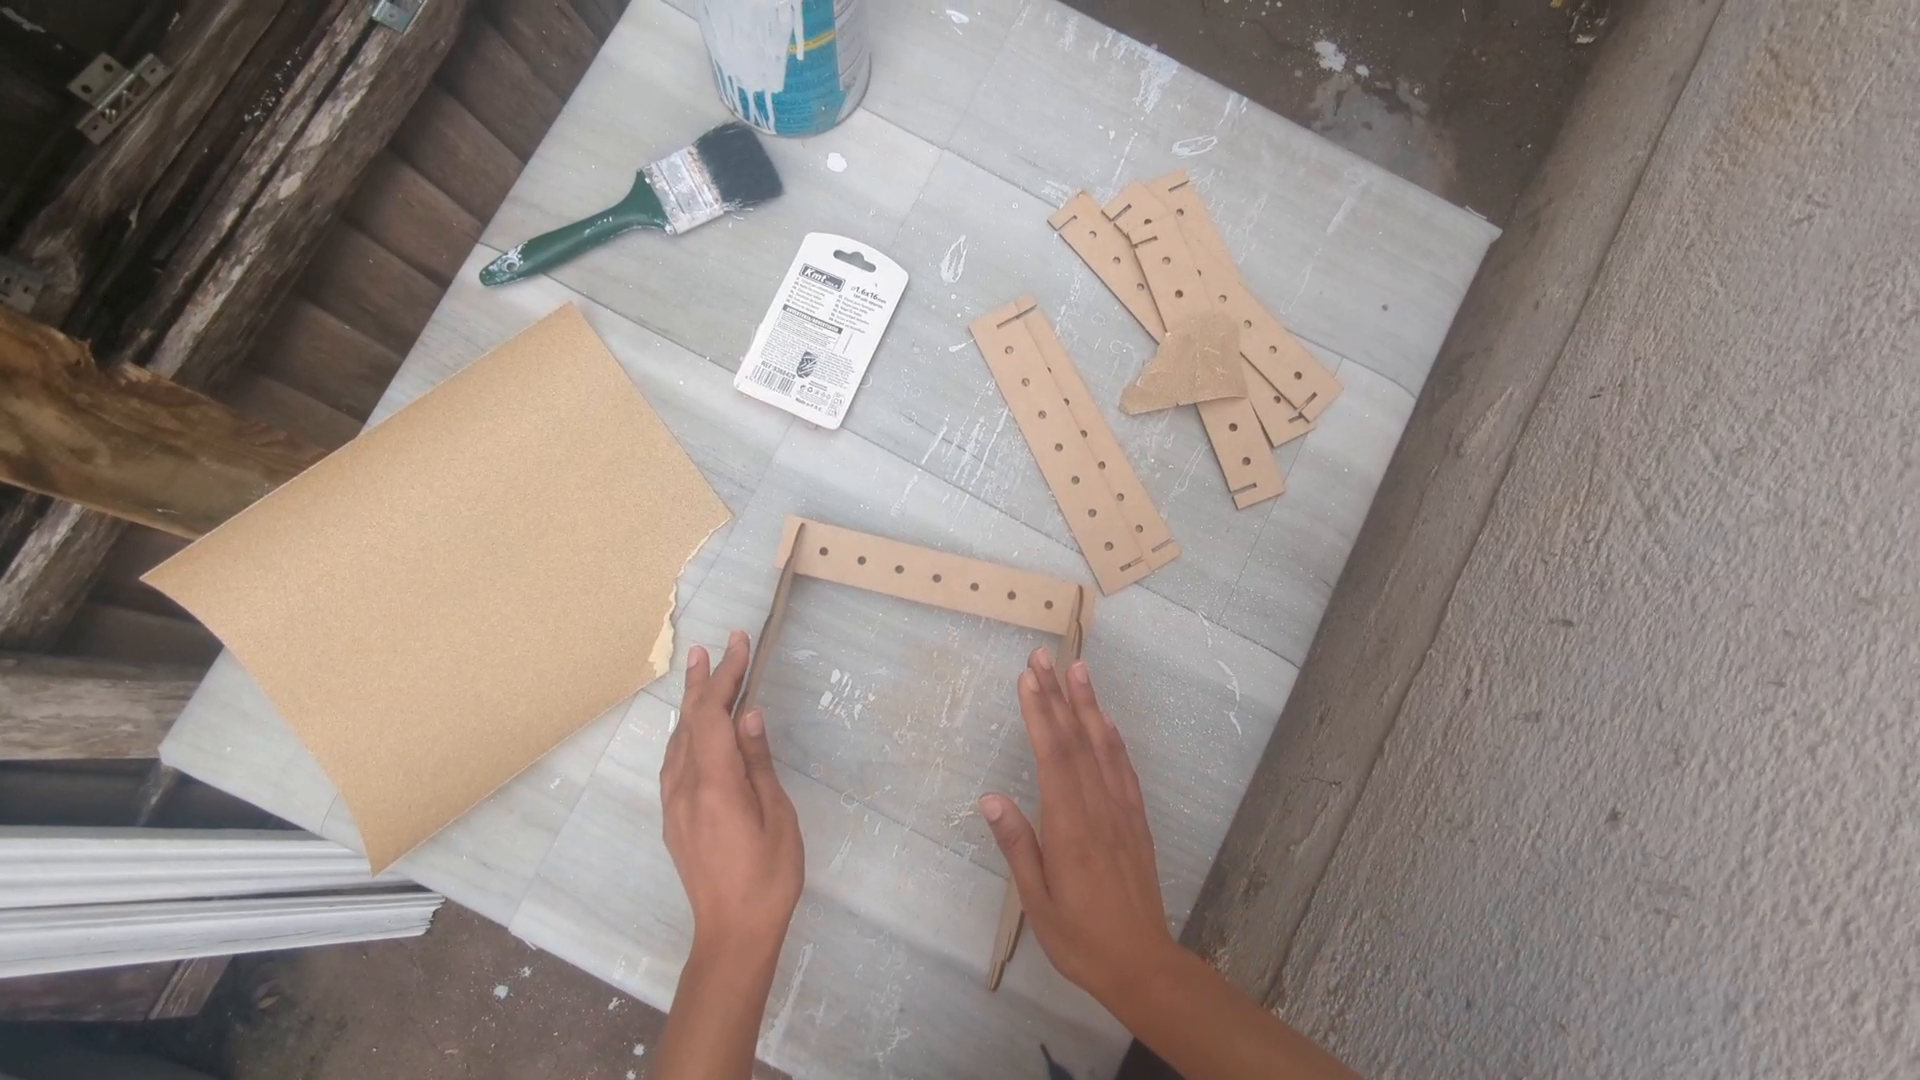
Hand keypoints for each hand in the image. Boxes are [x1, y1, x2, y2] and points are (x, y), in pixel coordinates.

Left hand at [660, 630, 803, 960]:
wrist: (732, 933)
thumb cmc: (768, 875)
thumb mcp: (776, 816)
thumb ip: (757, 763)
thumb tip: (749, 716)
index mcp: (713, 784)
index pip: (713, 715)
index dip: (724, 675)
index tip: (738, 642)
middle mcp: (684, 788)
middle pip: (689, 722)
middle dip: (701, 681)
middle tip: (708, 646)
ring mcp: (674, 804)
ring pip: (677, 741)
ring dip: (690, 704)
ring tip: (699, 673)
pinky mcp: (674, 818)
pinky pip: (674, 761)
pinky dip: (686, 732)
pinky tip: (693, 728)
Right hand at [978, 648, 1177, 1003]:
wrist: (1142, 964)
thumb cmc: (1079, 937)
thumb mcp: (1037, 900)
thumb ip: (1017, 845)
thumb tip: (991, 798)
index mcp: (1070, 826)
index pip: (1052, 756)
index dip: (1040, 713)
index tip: (1028, 678)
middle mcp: (1099, 808)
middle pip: (1077, 740)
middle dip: (1058, 695)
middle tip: (1045, 656)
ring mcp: (1122, 811)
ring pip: (1104, 747)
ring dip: (1089, 705)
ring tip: (1078, 669)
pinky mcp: (1137, 820)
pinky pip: (1124, 769)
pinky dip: (1114, 739)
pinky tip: (1107, 721)